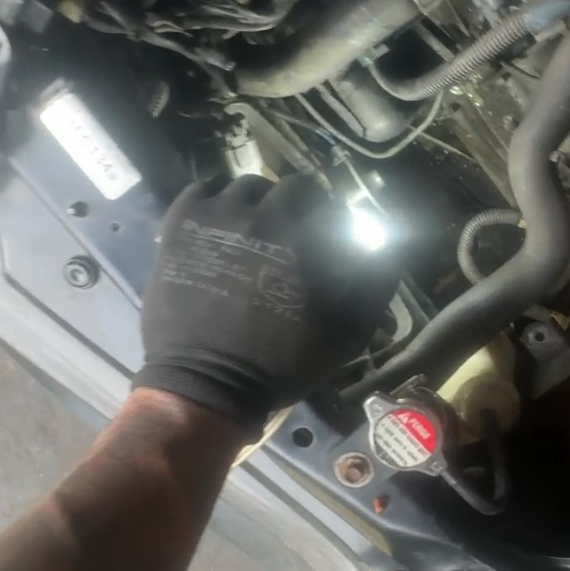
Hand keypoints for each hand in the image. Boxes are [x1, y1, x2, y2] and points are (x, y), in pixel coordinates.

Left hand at [134, 175, 399, 427]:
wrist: (211, 384)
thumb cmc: (287, 361)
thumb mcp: (351, 330)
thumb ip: (376, 280)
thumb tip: (387, 241)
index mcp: (310, 240)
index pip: (336, 207)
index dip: (340, 222)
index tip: (336, 240)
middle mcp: (266, 216)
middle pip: (295, 187)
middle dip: (305, 206)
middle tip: (299, 232)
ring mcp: (220, 217)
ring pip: (248, 186)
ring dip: (261, 202)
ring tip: (258, 230)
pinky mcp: (182, 226)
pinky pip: (201, 190)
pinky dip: (216, 203)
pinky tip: (222, 228)